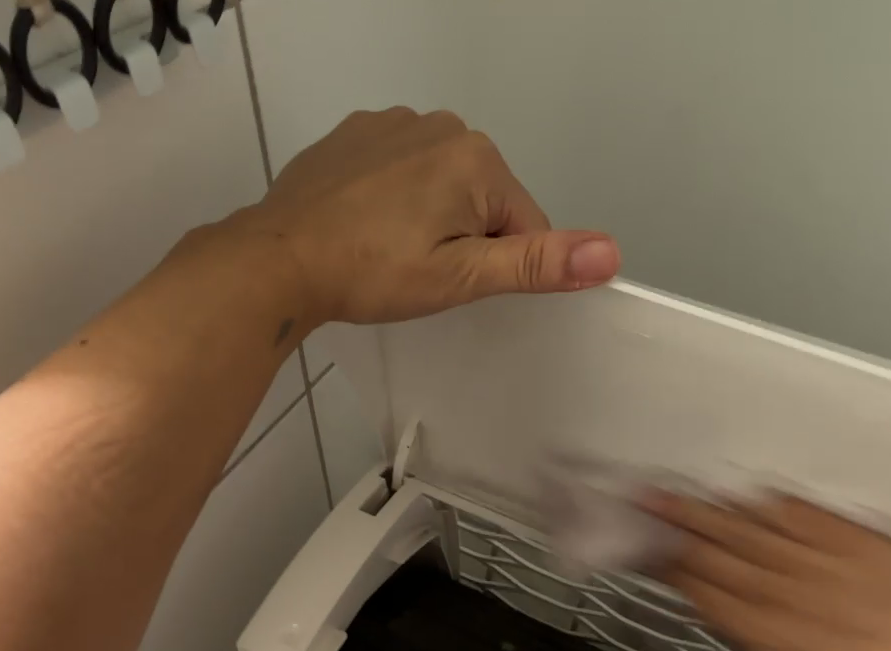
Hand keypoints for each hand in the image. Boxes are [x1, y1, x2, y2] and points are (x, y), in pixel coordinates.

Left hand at [232, 107, 622, 325]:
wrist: (279, 258)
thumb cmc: (373, 273)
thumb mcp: (461, 277)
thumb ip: (536, 263)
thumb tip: (610, 252)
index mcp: (478, 159)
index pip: (525, 223)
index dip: (499, 266)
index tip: (455, 287)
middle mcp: (440, 125)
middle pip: (482, 200)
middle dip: (465, 240)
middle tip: (420, 274)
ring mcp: (391, 123)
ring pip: (440, 186)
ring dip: (429, 220)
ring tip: (389, 255)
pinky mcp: (354, 135)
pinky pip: (398, 171)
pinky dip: (393, 200)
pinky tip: (366, 228)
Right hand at [645, 492, 890, 650]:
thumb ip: (758, 642)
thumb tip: (726, 615)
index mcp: (765, 627)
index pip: (701, 585)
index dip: (667, 563)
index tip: (643, 546)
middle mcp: (783, 588)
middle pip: (715, 549)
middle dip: (674, 525)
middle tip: (644, 502)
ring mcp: (817, 559)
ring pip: (749, 528)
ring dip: (708, 511)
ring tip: (677, 494)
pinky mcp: (853, 540)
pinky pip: (801, 514)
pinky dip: (771, 504)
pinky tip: (748, 496)